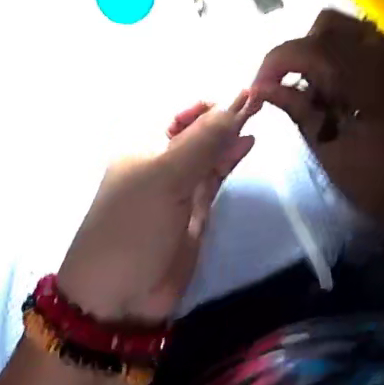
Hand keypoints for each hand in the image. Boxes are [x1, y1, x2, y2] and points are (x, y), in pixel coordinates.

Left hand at [58, 92, 260, 321]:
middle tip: (263, 96)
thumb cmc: (133, 225)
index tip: (249, 88)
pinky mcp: (196, 209)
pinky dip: (231, 158)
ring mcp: (179, 185)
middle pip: (199, 128)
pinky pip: (216, 175)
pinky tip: (248, 142)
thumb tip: (239, 99)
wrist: (120, 296)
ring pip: (210, 150)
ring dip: (232, 133)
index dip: (213, 99)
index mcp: (142, 143)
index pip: (183, 110)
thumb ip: (205, 139)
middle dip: (226, 113)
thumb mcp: (167, 175)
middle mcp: (161, 159)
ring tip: (262, 111)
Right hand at [254, 10, 383, 234]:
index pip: (308, 48)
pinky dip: (345, 54)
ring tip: (317, 87)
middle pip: (327, 25)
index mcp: (364, 78)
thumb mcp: (329, 149)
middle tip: (290, 85)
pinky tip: (341, 88)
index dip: (275, 63)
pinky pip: (367, 41)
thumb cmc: (379, 180)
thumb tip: (262, 88)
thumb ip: (297, 110)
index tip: (260, 87)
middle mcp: (383, 56)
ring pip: (348, 27)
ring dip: (322, 48)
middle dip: (300, 51)